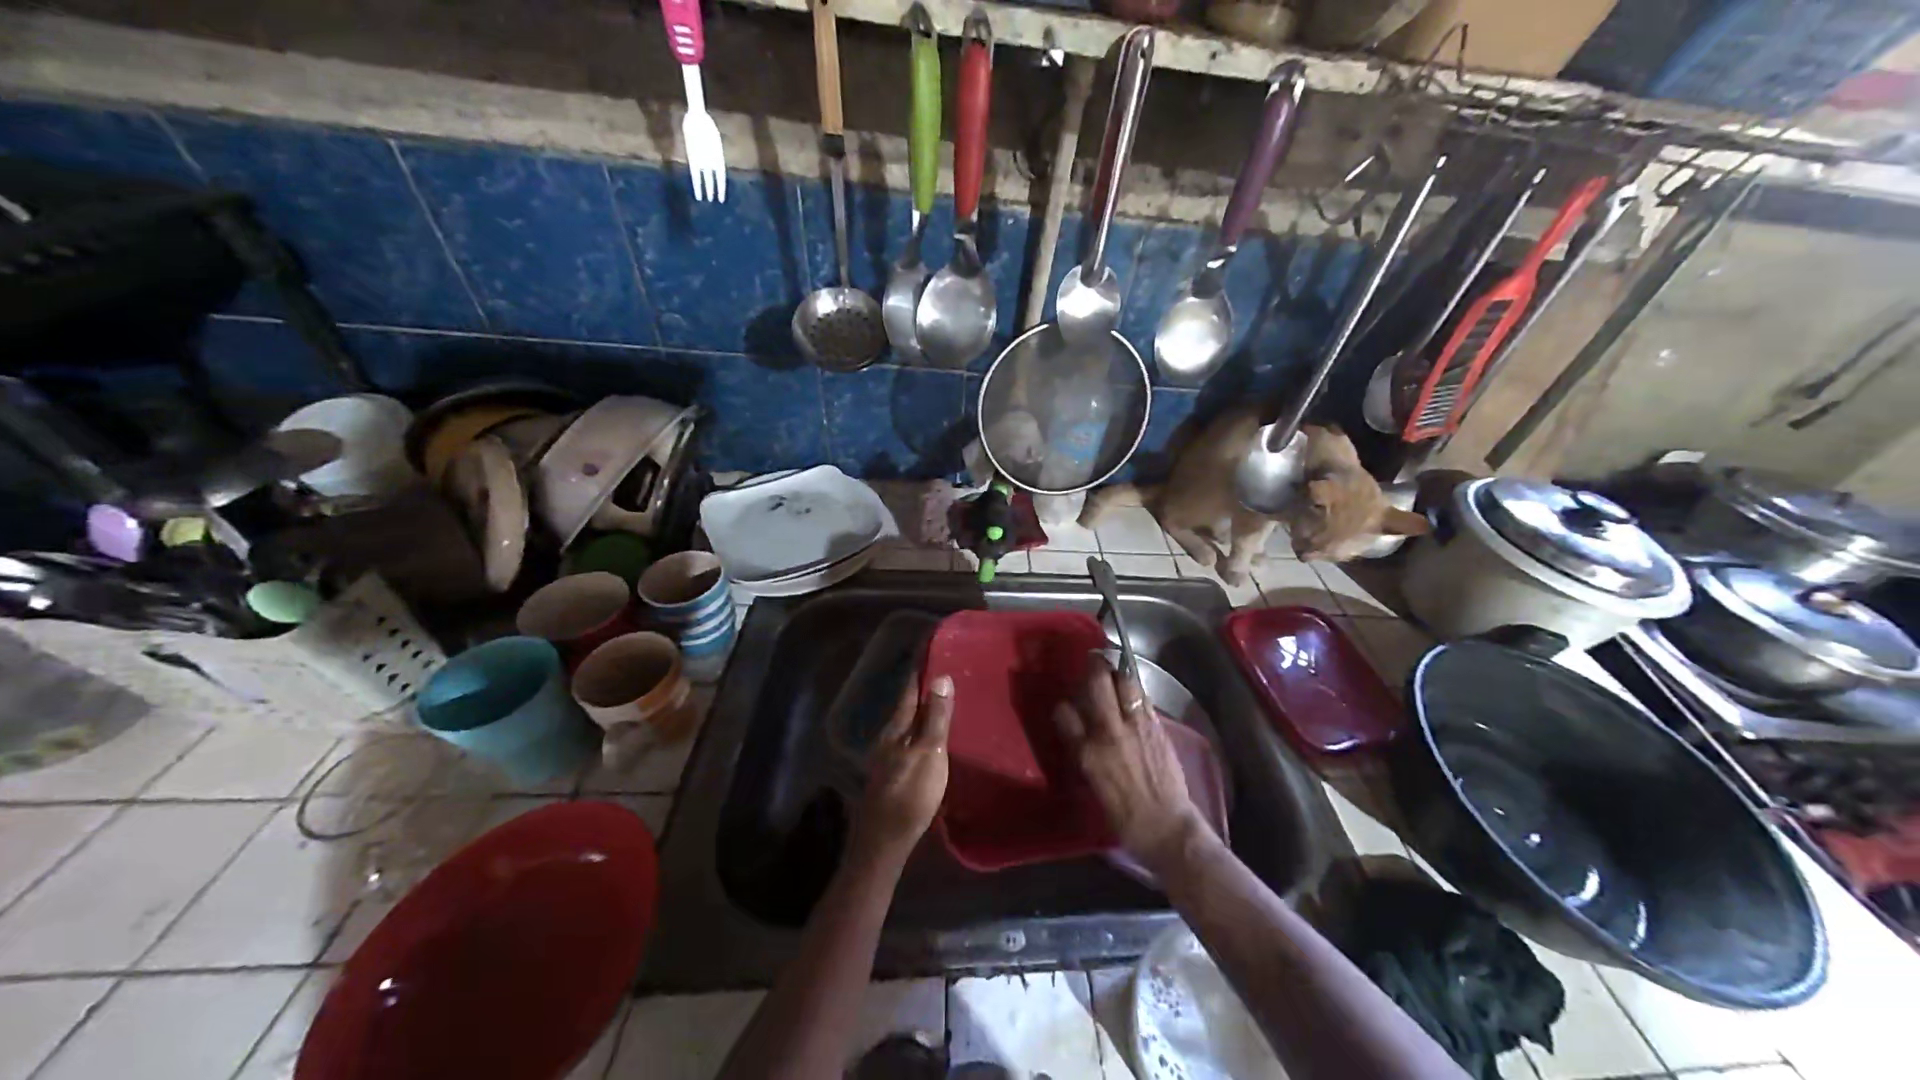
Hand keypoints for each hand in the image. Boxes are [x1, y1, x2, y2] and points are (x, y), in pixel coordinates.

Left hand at [850, 673, 953, 866]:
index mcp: (896, 729)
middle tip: (943, 675)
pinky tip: (931, 741)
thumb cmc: (911, 793)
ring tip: (942, 705)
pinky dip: (921, 734)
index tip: (931, 652)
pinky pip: (909, 744)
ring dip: (922, 714)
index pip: (909, 691)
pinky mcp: (892, 776)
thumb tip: (941, 676)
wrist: (885, 840)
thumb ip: (936, 717)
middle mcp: (888, 738)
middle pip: (906, 709)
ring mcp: (887, 759)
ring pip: (907, 727)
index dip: (920, 673)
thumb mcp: (929, 753)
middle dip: (922, 692)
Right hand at [1053, 656, 1207, 874]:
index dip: (1062, 706)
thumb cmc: (1125, 816)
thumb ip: (1087, 754)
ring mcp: (1136, 727)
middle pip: (1097, 685)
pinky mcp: (1157, 727)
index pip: (1064, 714)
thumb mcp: (1094, 784)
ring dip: (1118, 672)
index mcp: (1087, 753)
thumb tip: (1084, 734)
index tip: (1064, 704)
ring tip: (1115, 668)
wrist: (1166, 827)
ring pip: (1125, 683)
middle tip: (1092, 658)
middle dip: (1093, 666)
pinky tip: (1134, 691)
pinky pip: (1144, 698)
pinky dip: (1137, 690)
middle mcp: (1109, 733)